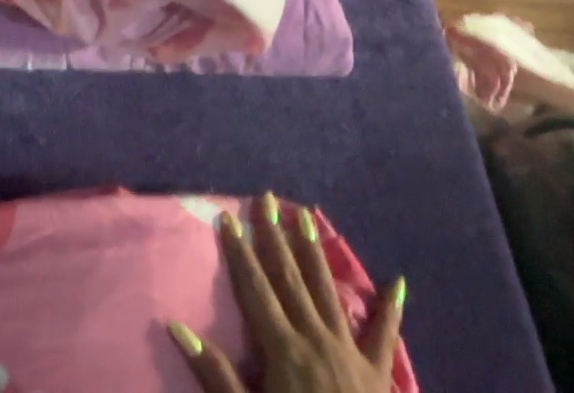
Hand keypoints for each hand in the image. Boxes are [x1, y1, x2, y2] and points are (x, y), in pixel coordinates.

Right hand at [169, 194, 405, 392]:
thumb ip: (215, 373)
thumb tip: (175, 326)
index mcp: (284, 348)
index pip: (255, 288)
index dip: (240, 251)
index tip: (227, 217)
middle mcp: (317, 339)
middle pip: (291, 279)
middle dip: (276, 237)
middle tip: (267, 199)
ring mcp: (351, 352)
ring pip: (329, 291)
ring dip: (315, 252)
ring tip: (306, 217)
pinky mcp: (379, 374)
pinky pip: (384, 335)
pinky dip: (391, 308)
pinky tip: (398, 282)